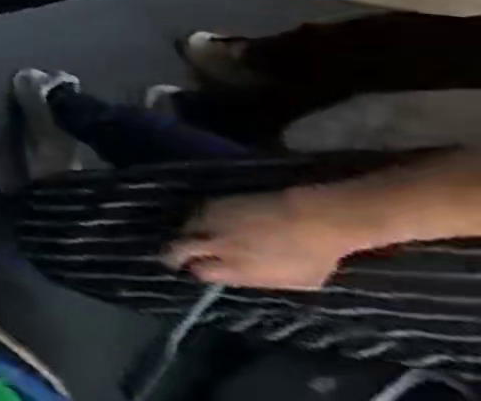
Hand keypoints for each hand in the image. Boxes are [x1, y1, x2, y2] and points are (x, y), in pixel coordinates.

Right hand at [162, 187, 364, 289]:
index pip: (200, 272)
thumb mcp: (294, 280)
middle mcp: (216, 244)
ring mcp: (210, 221)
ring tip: (196, 242)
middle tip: (172, 260)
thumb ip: (256, 278)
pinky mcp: (211, 204)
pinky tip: (210, 226)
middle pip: (178, 249)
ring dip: (187, 238)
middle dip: (172, 256)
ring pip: (184, 230)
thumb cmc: (311, 256)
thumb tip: (233, 275)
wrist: (310, 218)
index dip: (199, 274)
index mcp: (237, 267)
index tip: (200, 274)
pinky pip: (194, 216)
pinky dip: (197, 223)